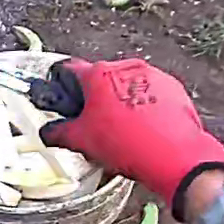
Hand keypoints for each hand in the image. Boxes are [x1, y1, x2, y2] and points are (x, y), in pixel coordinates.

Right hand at [37, 58, 223, 218]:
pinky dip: (142, 108)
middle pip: (100, 79)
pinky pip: (149, 94)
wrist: (174, 156)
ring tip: (118, 129)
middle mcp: (126, 67)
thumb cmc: (124, 143)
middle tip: (90, 122)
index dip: (60, 84)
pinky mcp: (174, 89)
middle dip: (93, 98)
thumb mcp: (79, 140)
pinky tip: (140, 130)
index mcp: (98, 74)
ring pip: (125, 86)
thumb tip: (49, 131)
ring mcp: (153, 76)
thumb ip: (57, 132)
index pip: (69, 70)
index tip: (61, 96)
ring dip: (118, 102)